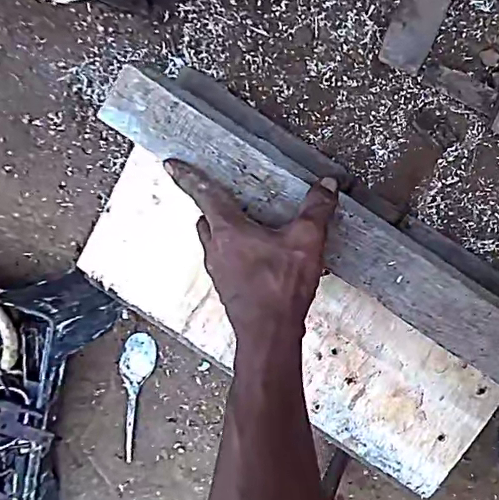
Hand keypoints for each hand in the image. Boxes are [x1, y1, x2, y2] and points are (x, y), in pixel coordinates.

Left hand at [165, 160, 338, 347]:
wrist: (270, 334)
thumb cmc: (280, 288)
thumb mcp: (306, 241)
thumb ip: (316, 210)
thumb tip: (326, 186)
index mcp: (228, 231)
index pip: (203, 194)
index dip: (188, 177)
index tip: (172, 165)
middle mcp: (217, 250)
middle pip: (207, 221)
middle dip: (214, 209)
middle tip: (228, 201)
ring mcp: (221, 273)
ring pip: (217, 244)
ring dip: (230, 235)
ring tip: (256, 232)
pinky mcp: (231, 291)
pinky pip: (230, 265)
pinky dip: (242, 257)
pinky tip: (267, 262)